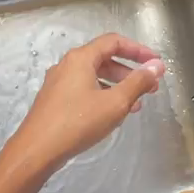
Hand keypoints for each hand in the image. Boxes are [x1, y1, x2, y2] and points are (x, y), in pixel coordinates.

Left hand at [3, 34, 165, 178]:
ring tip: (136, 105)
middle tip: (150, 88)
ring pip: (94, 77)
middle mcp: (67, 65)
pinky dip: (102, 96)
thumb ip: (138, 82)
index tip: (155, 64)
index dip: (138, 50)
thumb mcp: (115, 103)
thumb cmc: (78, 122)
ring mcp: (58, 83)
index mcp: (80, 58)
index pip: (114, 42)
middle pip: (104, 59)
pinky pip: (84, 90)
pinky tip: (113, 114)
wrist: (37, 150)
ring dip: (117, 86)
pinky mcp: (54, 100)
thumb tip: (156, 66)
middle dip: (130, 72)